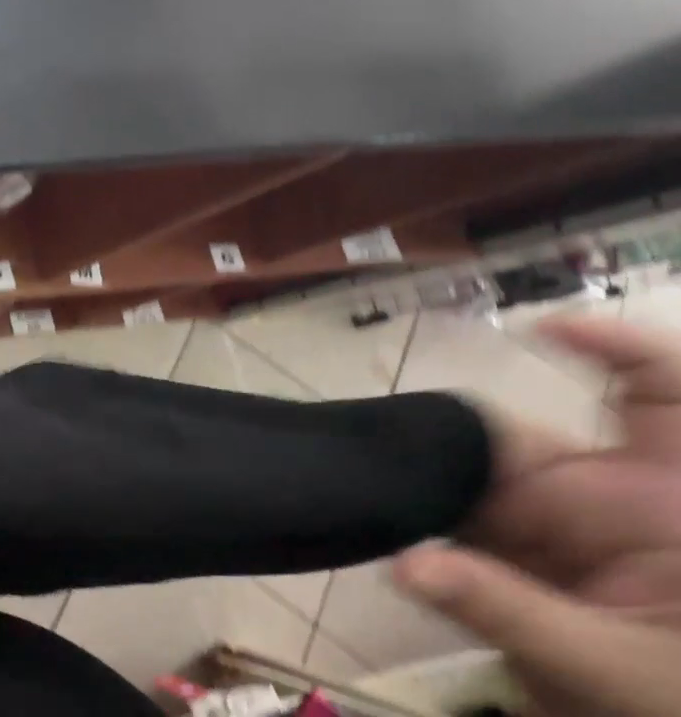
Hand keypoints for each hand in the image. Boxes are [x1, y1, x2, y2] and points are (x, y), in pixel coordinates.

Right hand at [394, 315, 680, 715]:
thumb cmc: (673, 705)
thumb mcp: (611, 670)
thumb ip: (509, 613)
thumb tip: (404, 565)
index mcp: (671, 507)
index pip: (665, 400)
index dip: (617, 349)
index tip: (540, 329)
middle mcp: (611, 500)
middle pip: (523, 441)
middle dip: (453, 442)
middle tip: (384, 455)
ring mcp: (553, 525)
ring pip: (471, 476)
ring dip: (420, 479)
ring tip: (361, 482)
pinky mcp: (508, 548)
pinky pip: (450, 515)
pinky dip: (411, 511)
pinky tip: (372, 510)